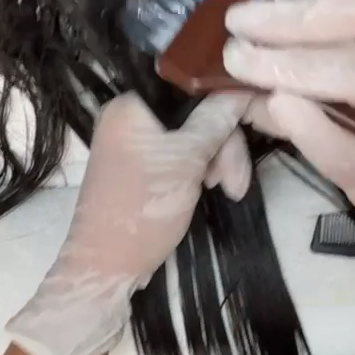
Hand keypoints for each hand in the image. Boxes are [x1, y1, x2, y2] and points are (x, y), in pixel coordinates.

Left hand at [6, 92, 250, 354]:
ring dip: (214, 162)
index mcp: (131, 103)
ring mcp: (133, 145)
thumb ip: (216, 120)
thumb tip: (241, 88)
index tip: (246, 133)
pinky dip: (197, 172)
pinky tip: (208, 189)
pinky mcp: (140, 170)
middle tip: (235, 183)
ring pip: (190, 139)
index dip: (223, 108)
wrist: (107, 266)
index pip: (190, 87)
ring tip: (225, 190)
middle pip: (193, 116)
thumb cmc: (144, 206)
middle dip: (221, 147)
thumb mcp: (187, 160)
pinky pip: (177, 157)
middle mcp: (129, 117)